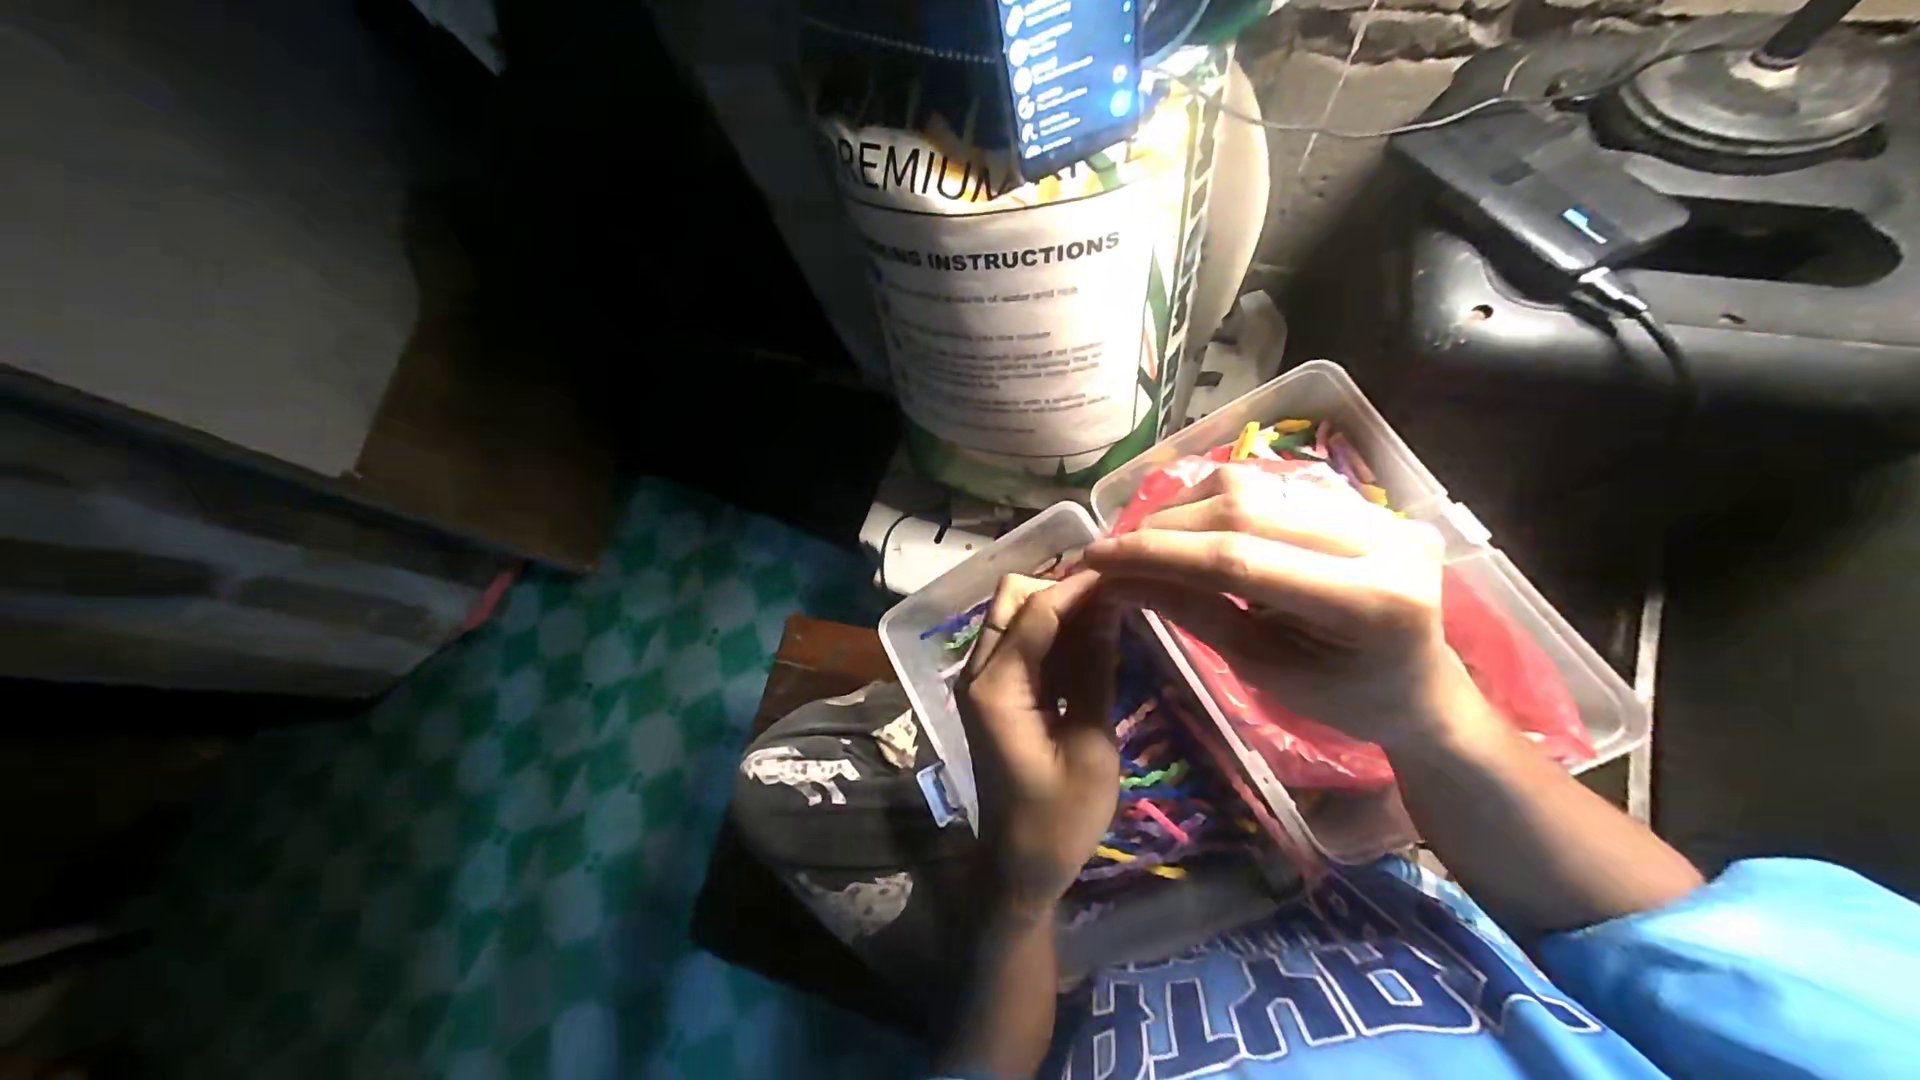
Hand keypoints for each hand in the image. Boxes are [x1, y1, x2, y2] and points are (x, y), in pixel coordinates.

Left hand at [958, 571, 1120, 912]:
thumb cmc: (1059, 819)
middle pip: (1012, 598)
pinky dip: (1050, 631)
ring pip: (1013, 614)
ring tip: (1110, 610)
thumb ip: (1095, 673)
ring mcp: (981, 680)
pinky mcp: (993, 692)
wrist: (1018, 865)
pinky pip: (1018, 641)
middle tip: (1114, 594)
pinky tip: (1090, 639)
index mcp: (998, 687)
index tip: (1123, 570)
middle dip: (1060, 586)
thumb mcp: (1091, 747)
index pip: (1037, 611)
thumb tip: (1110, 609)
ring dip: (1056, 605)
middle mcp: (978, 672)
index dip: (1080, 586)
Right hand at [1083, 464, 1479, 750]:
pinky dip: (1212, 500)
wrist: (1419, 684)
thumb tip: (1116, 578)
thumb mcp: (1262, 668)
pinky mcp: (1357, 496)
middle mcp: (1379, 536)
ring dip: (1182, 508)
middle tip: (1113, 551)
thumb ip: (1191, 613)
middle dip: (1162, 528)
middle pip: (1240, 510)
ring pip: (1249, 485)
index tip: (1096, 558)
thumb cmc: (1343, 699)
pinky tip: (1188, 525)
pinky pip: (1266, 483)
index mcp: (1366, 600)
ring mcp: (1373, 507)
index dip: (1156, 553)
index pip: (1237, 558)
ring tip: (1147, 539)